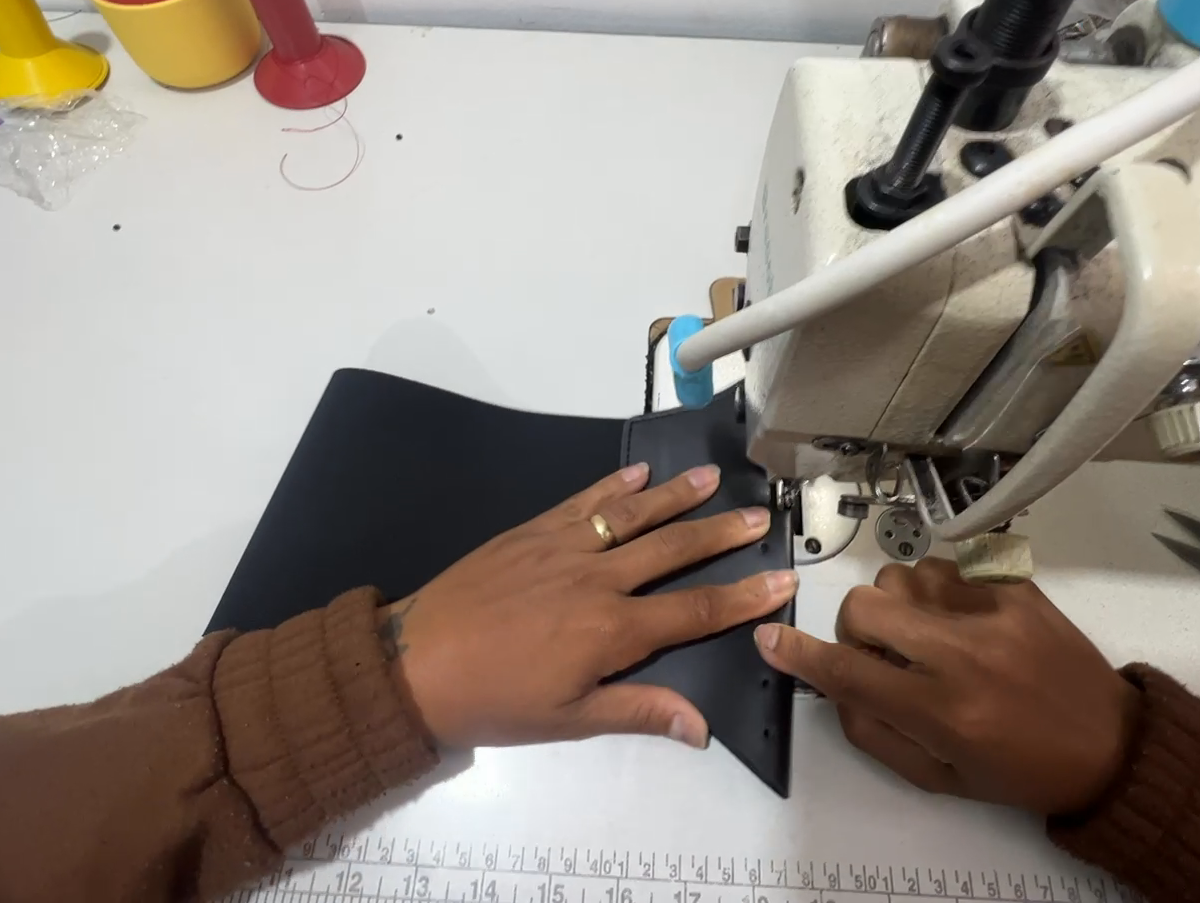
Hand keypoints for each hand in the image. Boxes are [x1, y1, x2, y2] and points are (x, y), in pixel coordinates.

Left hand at [381, 463, 794, 750]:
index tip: (782, 577)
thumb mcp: (570, 720)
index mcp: (612, 630)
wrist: (417, 663)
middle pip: (673, 549)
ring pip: (633, 515)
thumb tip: (703, 727)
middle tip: (758, 514)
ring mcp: (565, 546)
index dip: (743, 596)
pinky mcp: (534, 529)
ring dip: (674, 495)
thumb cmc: (497, 700)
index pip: (694, 611)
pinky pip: (583, 501)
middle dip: (721, 533)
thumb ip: (640, 711)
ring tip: (710, 477)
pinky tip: (636, 472)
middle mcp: (599, 578)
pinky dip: (612, 484)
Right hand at [753, 558, 1138, 815]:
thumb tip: (829, 682)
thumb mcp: (938, 778)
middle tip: (885, 653)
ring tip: (930, 634)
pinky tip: (960, 618)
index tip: (770, 638)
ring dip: (897, 605)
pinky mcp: (1014, 583)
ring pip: (899, 574)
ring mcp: (993, 609)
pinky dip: (934, 589)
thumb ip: (870, 730)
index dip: (800, 654)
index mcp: (945, 711)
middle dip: (857, 628)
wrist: (1113, 746)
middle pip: (864, 605)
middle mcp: (965, 653)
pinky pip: (941, 565)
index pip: (850, 672)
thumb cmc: (1018, 771)